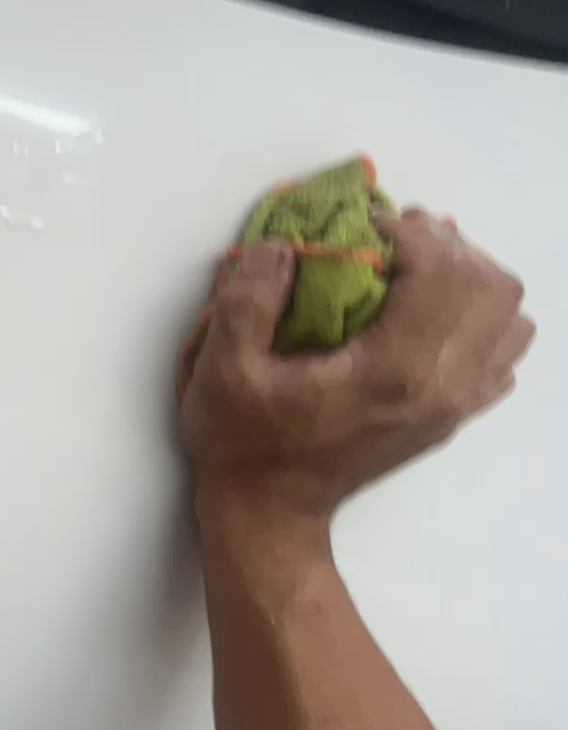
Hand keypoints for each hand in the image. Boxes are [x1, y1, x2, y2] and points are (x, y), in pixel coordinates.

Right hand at [179, 208, 533, 522]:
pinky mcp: (451, 415)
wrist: (266, 508)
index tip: (367, 221)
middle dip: (449, 248)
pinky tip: (428, 317)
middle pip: (492, 289)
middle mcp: (445, 383)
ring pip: (508, 318)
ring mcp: (456, 402)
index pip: (445, 276)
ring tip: (416, 268)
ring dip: (470, 280)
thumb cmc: (240, 441)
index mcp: (395, 369)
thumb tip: (277, 247)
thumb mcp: (222, 371)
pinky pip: (499, 352)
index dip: (413, 236)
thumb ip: (248, 304)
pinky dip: (478, 319)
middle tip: (395, 234)